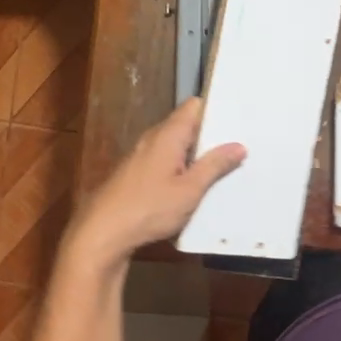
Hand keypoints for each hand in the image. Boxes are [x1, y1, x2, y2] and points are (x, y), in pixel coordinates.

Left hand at [60, 98, 245, 275]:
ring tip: (220, 166)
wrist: (102, 234)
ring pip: (173, 145)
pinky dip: (179, 167)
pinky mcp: (134, 175)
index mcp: (168, 135)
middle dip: (208, 134)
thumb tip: (238, 145)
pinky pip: (163, 161)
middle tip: (236, 145)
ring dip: (194, 153)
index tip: (237, 120)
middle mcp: (152, 139)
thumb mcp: (190, 190)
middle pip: (184, 125)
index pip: (193, 106)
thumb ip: (214, 166)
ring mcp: (140, 157)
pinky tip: (191, 186)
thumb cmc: (149, 209)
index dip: (215, 109)